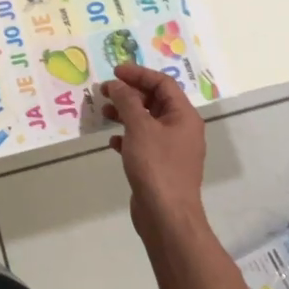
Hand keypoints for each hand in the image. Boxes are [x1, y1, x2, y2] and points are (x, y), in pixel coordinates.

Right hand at [102, 63, 211, 250]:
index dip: (138, 74)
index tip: (114, 72)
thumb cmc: (156, 165)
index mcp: (184, 116)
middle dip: (129, 93)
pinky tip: (112, 141)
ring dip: (125, 113)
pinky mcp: (160, 165)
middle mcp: (181, 129)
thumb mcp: (139, 127)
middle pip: (155, 100)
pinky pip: (143, 141)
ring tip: (104, 113)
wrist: (167, 215)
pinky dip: (127, 136)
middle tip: (105, 91)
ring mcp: (171, 149)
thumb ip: (127, 101)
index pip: (163, 83)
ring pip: (147, 121)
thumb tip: (118, 84)